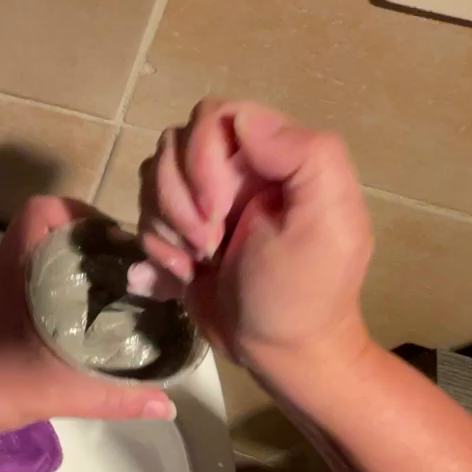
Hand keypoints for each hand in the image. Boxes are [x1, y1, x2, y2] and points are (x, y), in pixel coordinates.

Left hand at [0, 196, 176, 454]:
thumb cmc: (4, 387)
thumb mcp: (67, 392)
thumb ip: (120, 397)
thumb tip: (168, 402)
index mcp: (12, 269)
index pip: (41, 210)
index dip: (77, 211)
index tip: (112, 238)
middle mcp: (1, 266)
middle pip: (43, 224)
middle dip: (83, 234)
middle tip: (120, 258)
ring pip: (35, 246)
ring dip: (68, 253)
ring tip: (107, 276)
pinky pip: (26, 266)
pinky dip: (53, 271)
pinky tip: (79, 302)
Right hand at [136, 100, 374, 371]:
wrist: (280, 355)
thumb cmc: (306, 292)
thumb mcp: (328, 224)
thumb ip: (306, 156)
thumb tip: (244, 119)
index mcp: (272, 157)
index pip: (213, 116)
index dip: (200, 158)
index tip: (217, 210)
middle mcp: (234, 168)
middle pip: (172, 147)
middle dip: (179, 202)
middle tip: (209, 245)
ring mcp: (202, 197)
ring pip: (151, 179)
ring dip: (167, 228)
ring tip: (197, 263)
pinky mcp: (178, 228)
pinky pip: (143, 215)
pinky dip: (156, 248)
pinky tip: (182, 275)